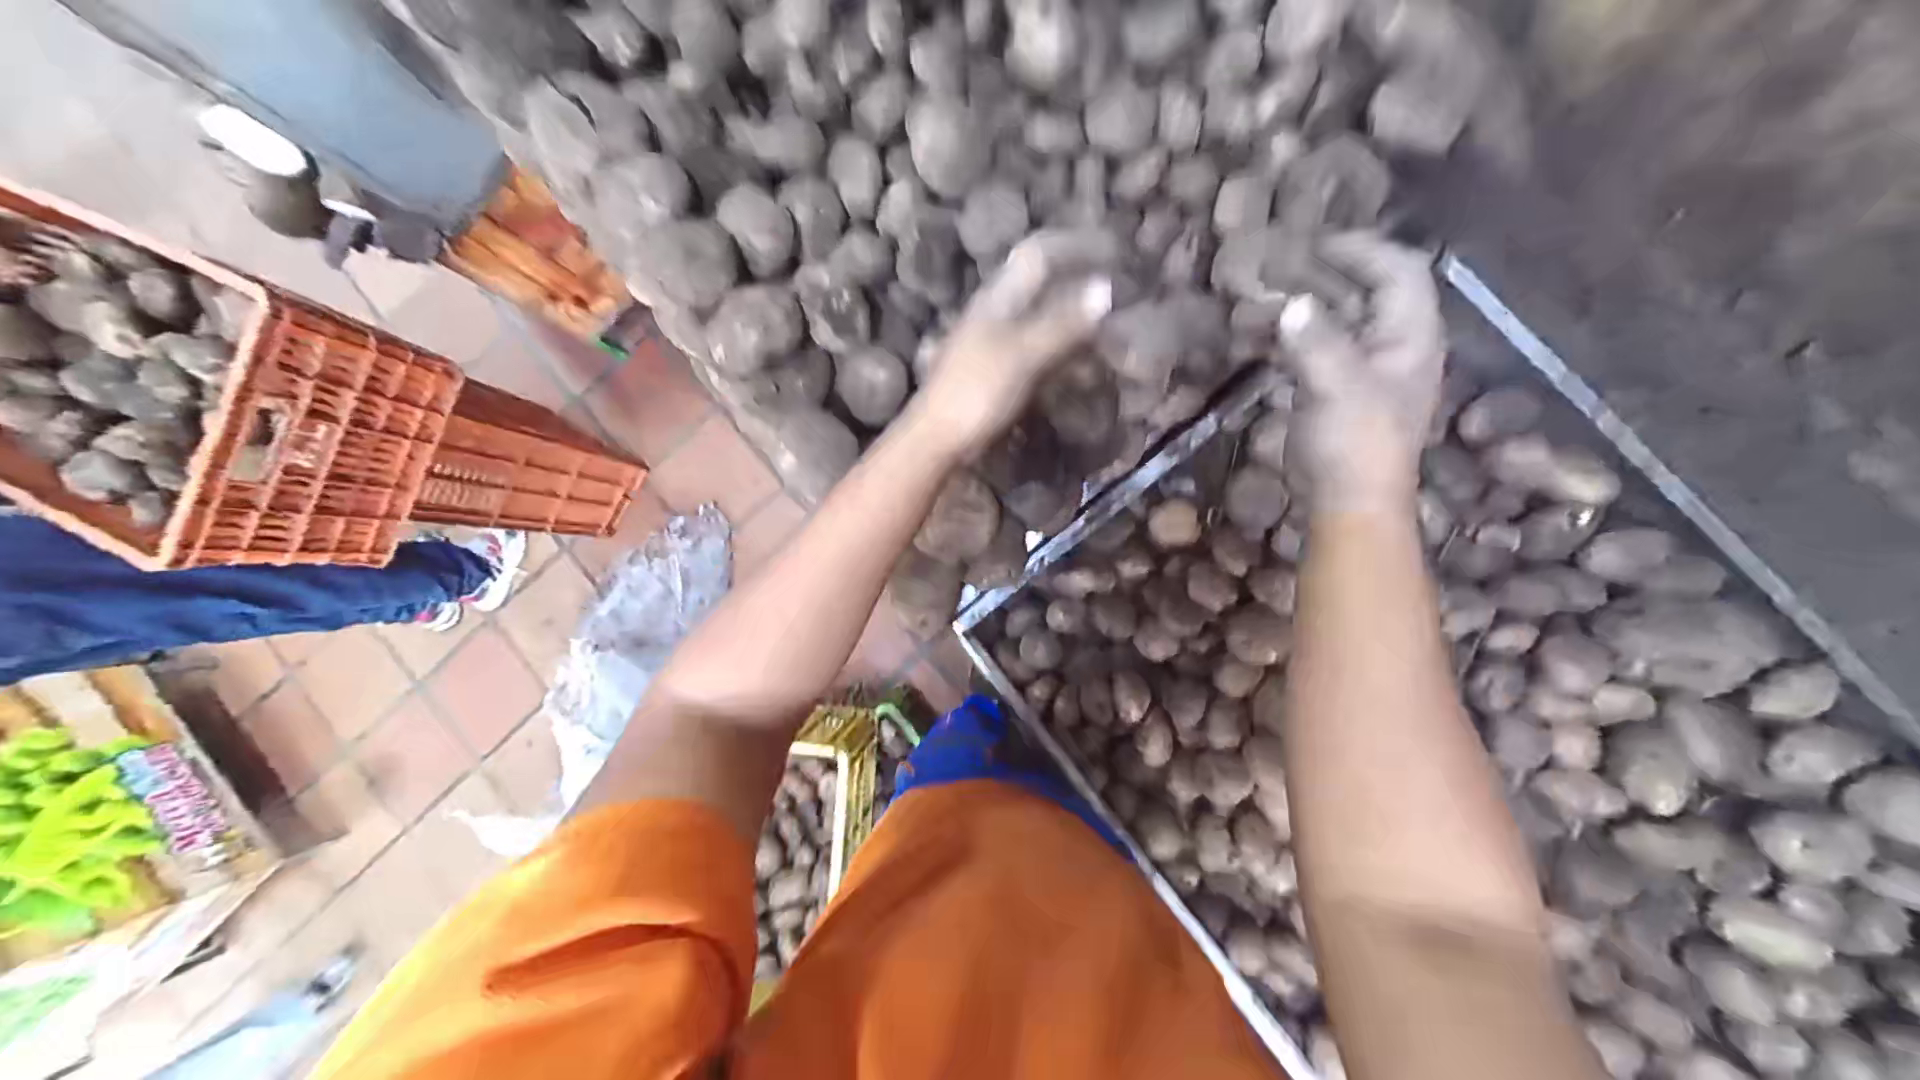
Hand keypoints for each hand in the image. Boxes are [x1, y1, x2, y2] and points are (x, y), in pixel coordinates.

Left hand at [916, 230, 1116, 456]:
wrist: (937, 441)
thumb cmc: (975, 393)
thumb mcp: (1022, 355)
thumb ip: (1062, 322)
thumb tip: (1106, 288)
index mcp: (998, 298)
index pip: (1039, 254)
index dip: (1075, 246)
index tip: (1114, 250)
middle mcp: (998, 314)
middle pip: (1044, 286)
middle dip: (1081, 284)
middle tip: (1123, 292)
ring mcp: (998, 345)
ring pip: (1045, 321)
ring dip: (1077, 321)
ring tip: (1114, 330)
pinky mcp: (1000, 375)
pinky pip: (1041, 353)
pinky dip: (1066, 354)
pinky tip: (1086, 368)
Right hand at [1279, 233, 1444, 514]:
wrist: (1348, 502)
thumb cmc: (1356, 443)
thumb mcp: (1337, 386)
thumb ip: (1315, 340)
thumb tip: (1289, 304)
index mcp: (1410, 336)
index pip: (1397, 271)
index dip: (1362, 249)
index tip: (1316, 242)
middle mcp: (1390, 345)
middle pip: (1360, 293)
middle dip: (1319, 277)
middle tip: (1275, 266)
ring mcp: (1360, 370)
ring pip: (1332, 322)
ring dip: (1297, 308)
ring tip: (1256, 301)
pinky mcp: (1332, 392)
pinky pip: (1311, 351)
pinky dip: (1286, 339)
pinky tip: (1255, 336)